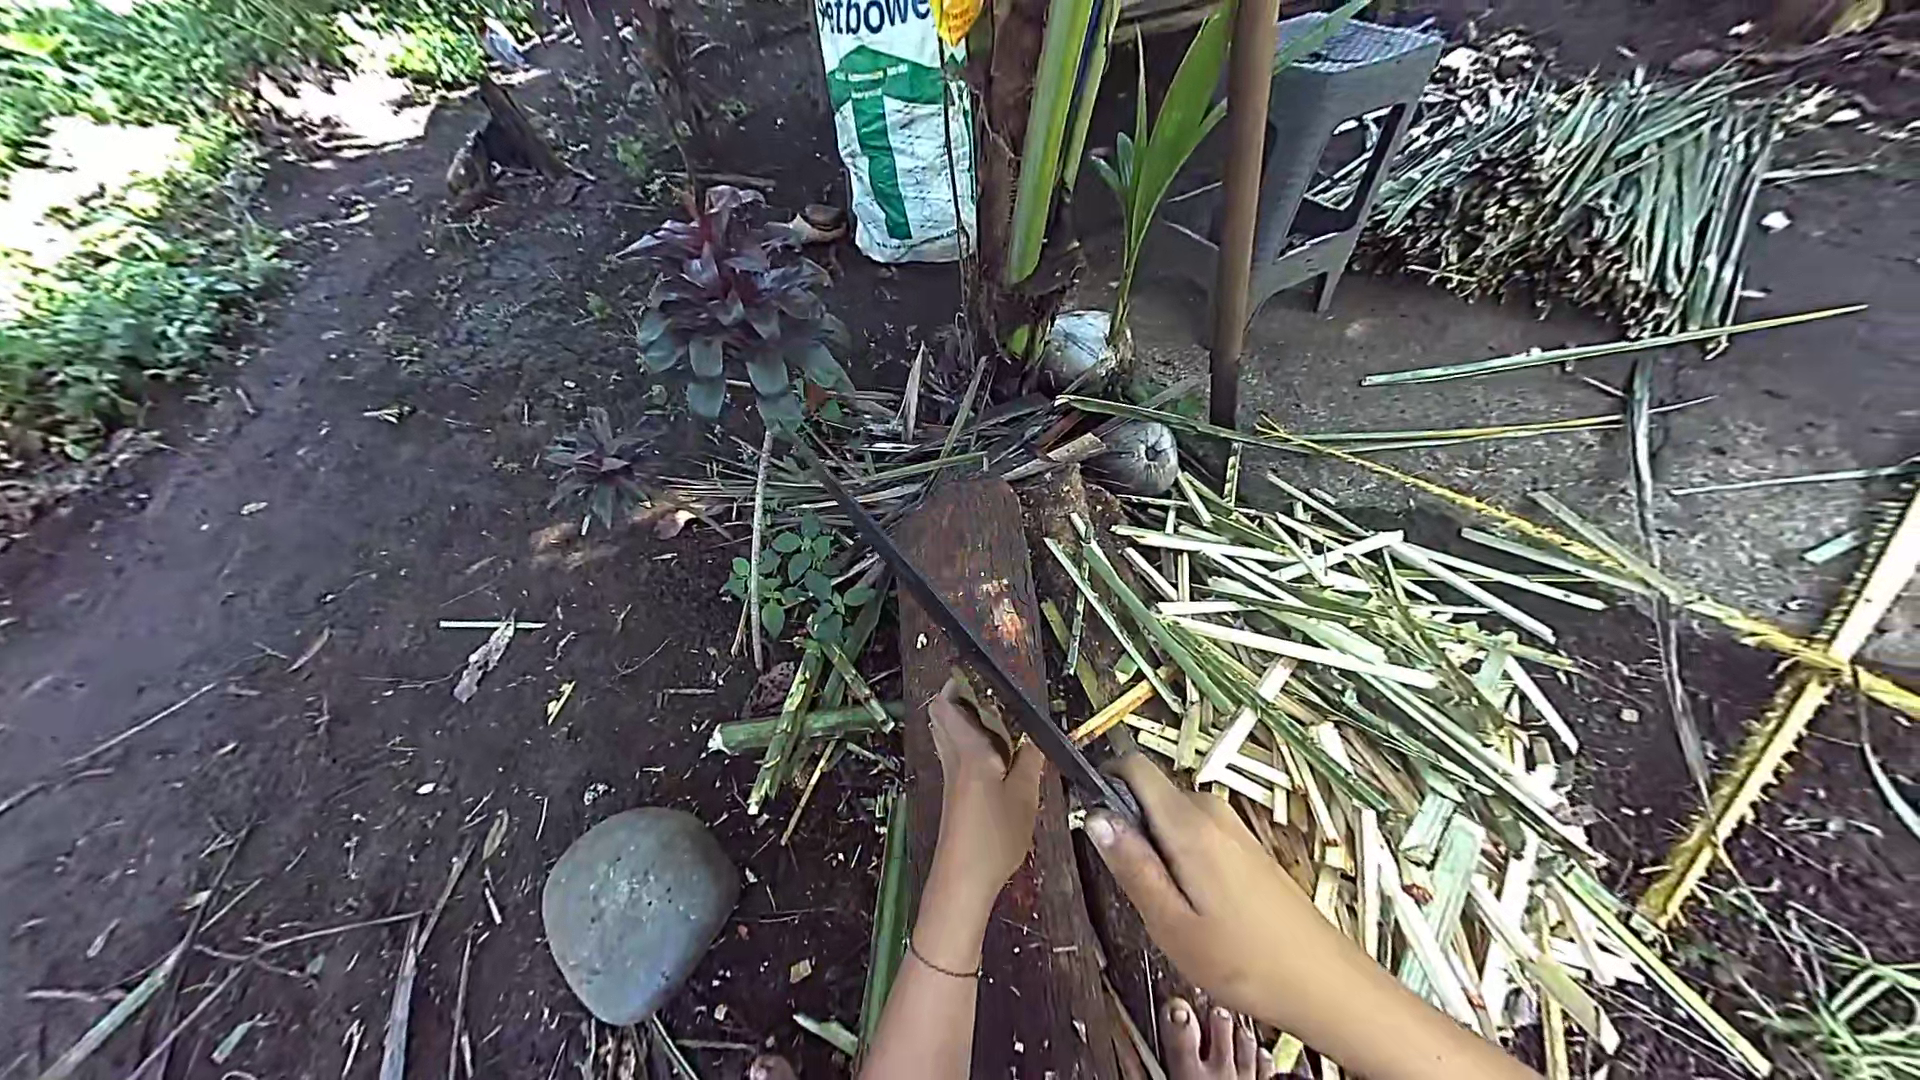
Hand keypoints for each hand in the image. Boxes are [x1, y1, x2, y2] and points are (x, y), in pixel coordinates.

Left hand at [925, 675, 1046, 908]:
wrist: (962, 879)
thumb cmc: (995, 836)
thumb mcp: (1024, 796)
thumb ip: (1030, 760)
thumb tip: (1038, 734)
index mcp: (969, 749)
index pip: (948, 704)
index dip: (958, 682)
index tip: (982, 671)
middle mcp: (953, 755)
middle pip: (941, 713)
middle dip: (959, 694)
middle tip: (993, 692)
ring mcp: (949, 773)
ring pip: (945, 731)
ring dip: (963, 717)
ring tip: (998, 717)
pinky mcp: (952, 789)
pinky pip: (953, 749)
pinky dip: (966, 738)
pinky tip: (994, 751)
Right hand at [1082, 753, 1353, 1029]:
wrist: (1327, 985)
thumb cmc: (1246, 962)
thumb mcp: (1171, 923)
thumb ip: (1131, 864)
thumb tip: (1095, 817)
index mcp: (1188, 823)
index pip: (1133, 765)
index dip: (1104, 780)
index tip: (1095, 819)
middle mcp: (1210, 810)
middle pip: (1149, 793)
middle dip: (1132, 828)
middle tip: (1142, 887)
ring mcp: (1231, 824)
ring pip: (1170, 814)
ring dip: (1158, 846)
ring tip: (1175, 904)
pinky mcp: (1244, 841)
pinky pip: (1195, 829)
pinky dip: (1182, 855)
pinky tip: (1201, 905)